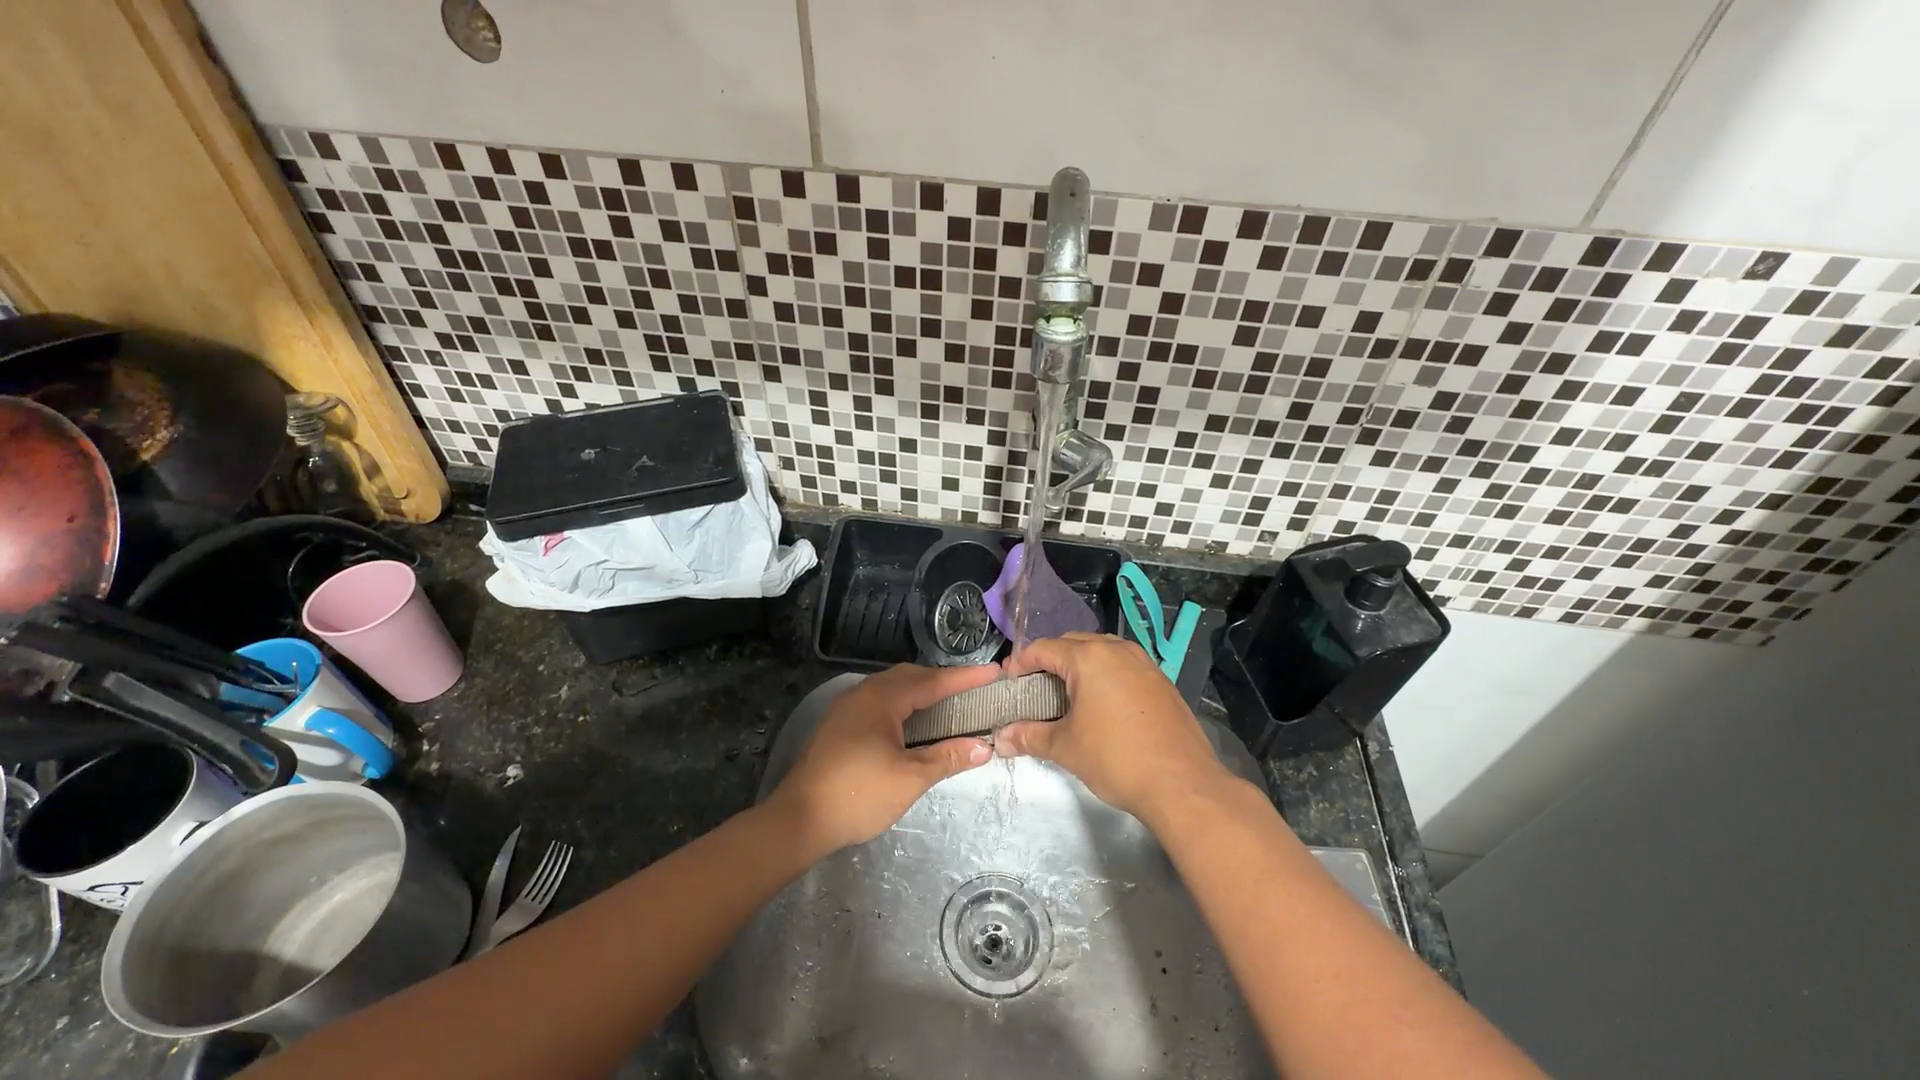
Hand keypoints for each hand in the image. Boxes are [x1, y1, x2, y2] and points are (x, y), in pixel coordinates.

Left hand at [767, 663, 1000, 853]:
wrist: (799, 819)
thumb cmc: (858, 794)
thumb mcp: (910, 778)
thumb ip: (948, 757)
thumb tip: (983, 746)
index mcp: (881, 698)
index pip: (932, 681)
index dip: (965, 678)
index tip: (994, 673)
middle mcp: (862, 694)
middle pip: (909, 677)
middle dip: (942, 680)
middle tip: (973, 690)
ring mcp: (846, 710)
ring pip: (891, 689)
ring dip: (921, 692)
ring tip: (949, 705)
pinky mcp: (839, 727)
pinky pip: (879, 703)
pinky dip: (904, 706)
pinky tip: (914, 725)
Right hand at [999, 632, 1230, 817]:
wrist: (1182, 784)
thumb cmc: (1116, 759)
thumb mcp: (1066, 747)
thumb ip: (1030, 736)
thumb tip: (1001, 738)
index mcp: (1090, 658)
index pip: (1044, 649)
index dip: (1021, 664)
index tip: (1009, 686)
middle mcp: (1118, 651)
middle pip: (1073, 644)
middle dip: (1050, 662)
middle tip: (1035, 691)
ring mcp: (1145, 664)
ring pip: (1103, 653)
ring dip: (1080, 667)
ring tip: (1067, 698)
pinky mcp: (1162, 682)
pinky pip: (1125, 668)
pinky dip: (1106, 678)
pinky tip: (1102, 708)